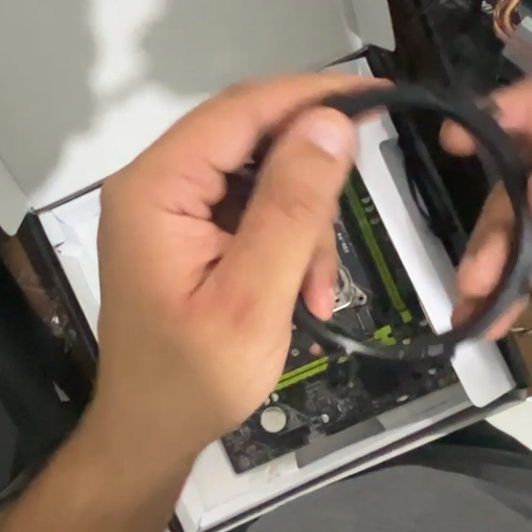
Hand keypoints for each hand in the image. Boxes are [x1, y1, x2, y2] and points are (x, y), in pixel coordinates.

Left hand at [85, 74, 375, 466]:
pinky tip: (300, 296)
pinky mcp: (184, 239)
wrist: (151, 433)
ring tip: (316, 295)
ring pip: (259, 184)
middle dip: (308, 193)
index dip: (312, 97)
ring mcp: (168, 213)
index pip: (240, 111)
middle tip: (334, 252)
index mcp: (156, 188)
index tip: (380, 98)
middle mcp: (155, 186)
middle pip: (251, 145)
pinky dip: (284, 249)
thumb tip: (330, 123)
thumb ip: (291, 208)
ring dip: (302, 231)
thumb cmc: (195, 379)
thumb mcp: (253, 298)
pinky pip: (249, 218)